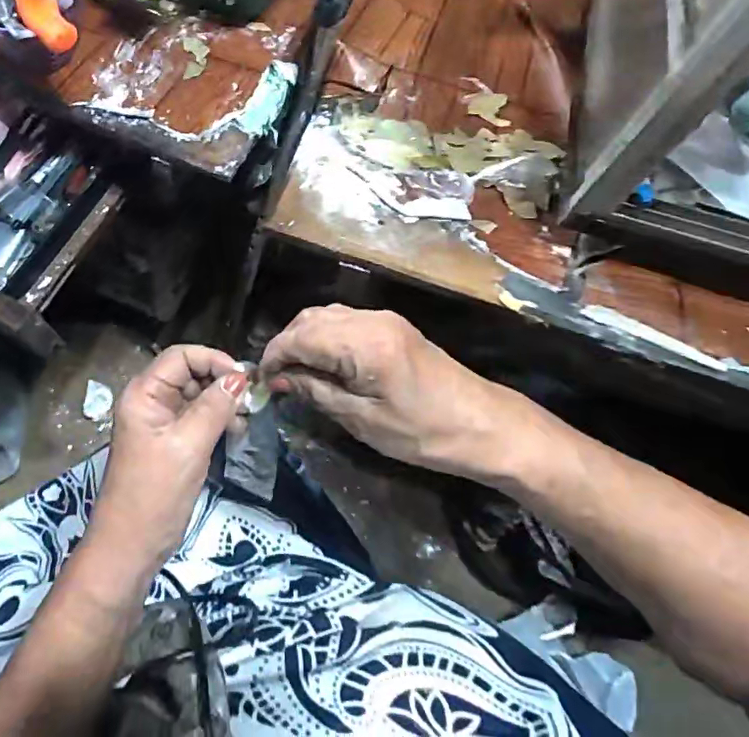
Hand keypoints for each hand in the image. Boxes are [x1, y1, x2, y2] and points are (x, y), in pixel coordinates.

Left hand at [89, 345, 247, 570]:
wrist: (129, 547)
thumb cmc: (155, 494)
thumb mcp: (189, 446)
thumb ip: (214, 407)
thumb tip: (240, 378)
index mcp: (143, 393)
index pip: (180, 356)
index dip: (213, 360)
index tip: (244, 380)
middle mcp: (147, 401)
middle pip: (187, 373)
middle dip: (219, 382)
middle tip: (249, 403)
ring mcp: (156, 422)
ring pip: (193, 396)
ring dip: (219, 402)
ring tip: (243, 420)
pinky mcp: (166, 442)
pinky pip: (193, 418)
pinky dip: (213, 420)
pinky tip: (233, 431)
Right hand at [262, 305, 539, 481]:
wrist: (488, 427)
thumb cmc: (425, 433)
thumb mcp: (363, 420)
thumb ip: (315, 391)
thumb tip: (278, 380)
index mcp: (363, 342)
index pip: (300, 336)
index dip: (274, 356)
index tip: (260, 382)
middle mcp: (370, 319)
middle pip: (309, 319)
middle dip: (285, 345)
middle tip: (274, 379)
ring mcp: (382, 319)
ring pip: (325, 316)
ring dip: (302, 339)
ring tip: (293, 373)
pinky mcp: (391, 326)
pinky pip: (343, 321)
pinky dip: (323, 337)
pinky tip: (320, 362)